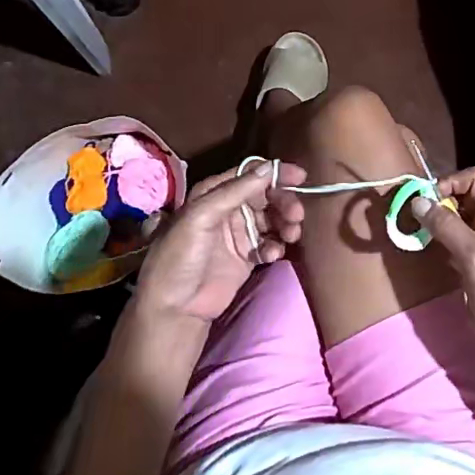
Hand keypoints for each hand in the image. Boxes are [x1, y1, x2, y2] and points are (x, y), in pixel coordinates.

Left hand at [135, 161, 306, 321]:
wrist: (174, 307)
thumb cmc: (180, 255)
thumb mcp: (202, 216)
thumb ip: (236, 191)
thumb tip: (269, 167)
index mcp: (214, 193)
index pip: (250, 174)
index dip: (276, 173)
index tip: (300, 178)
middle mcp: (229, 209)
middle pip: (267, 196)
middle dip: (285, 201)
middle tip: (296, 215)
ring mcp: (239, 234)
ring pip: (273, 218)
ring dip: (286, 223)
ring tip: (291, 235)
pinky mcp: (247, 257)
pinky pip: (271, 243)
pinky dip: (276, 246)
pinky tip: (272, 255)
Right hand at [411, 167, 474, 362]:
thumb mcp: (472, 254)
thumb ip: (444, 224)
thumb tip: (416, 201)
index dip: (449, 183)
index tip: (424, 200)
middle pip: (465, 194)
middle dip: (440, 200)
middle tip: (416, 213)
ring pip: (458, 214)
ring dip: (438, 218)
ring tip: (418, 227)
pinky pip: (455, 233)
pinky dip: (440, 234)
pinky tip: (426, 241)